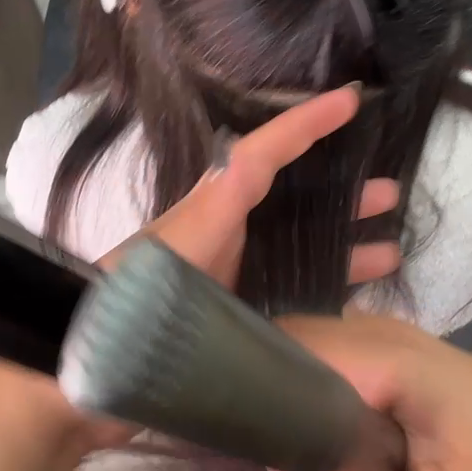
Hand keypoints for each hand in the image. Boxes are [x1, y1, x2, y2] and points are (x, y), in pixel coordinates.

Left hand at [111, 85, 401, 287]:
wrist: (80, 370)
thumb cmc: (118, 311)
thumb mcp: (165, 255)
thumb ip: (204, 211)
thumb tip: (245, 163)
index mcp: (206, 214)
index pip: (259, 155)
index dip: (303, 123)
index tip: (350, 100)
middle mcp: (220, 235)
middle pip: (287, 202)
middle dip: (339, 193)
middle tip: (391, 192)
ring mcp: (223, 275)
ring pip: (292, 248)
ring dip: (338, 244)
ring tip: (391, 250)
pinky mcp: (223, 312)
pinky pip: (282, 290)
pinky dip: (318, 290)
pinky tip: (352, 305)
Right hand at [272, 314, 471, 470]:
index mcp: (389, 360)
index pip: (296, 356)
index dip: (272, 401)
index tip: (275, 455)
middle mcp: (373, 329)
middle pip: (290, 343)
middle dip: (273, 397)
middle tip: (286, 457)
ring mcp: (374, 326)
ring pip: (300, 342)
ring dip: (287, 388)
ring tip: (302, 444)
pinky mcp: (376, 337)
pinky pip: (319, 348)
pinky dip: (306, 380)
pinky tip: (323, 425)